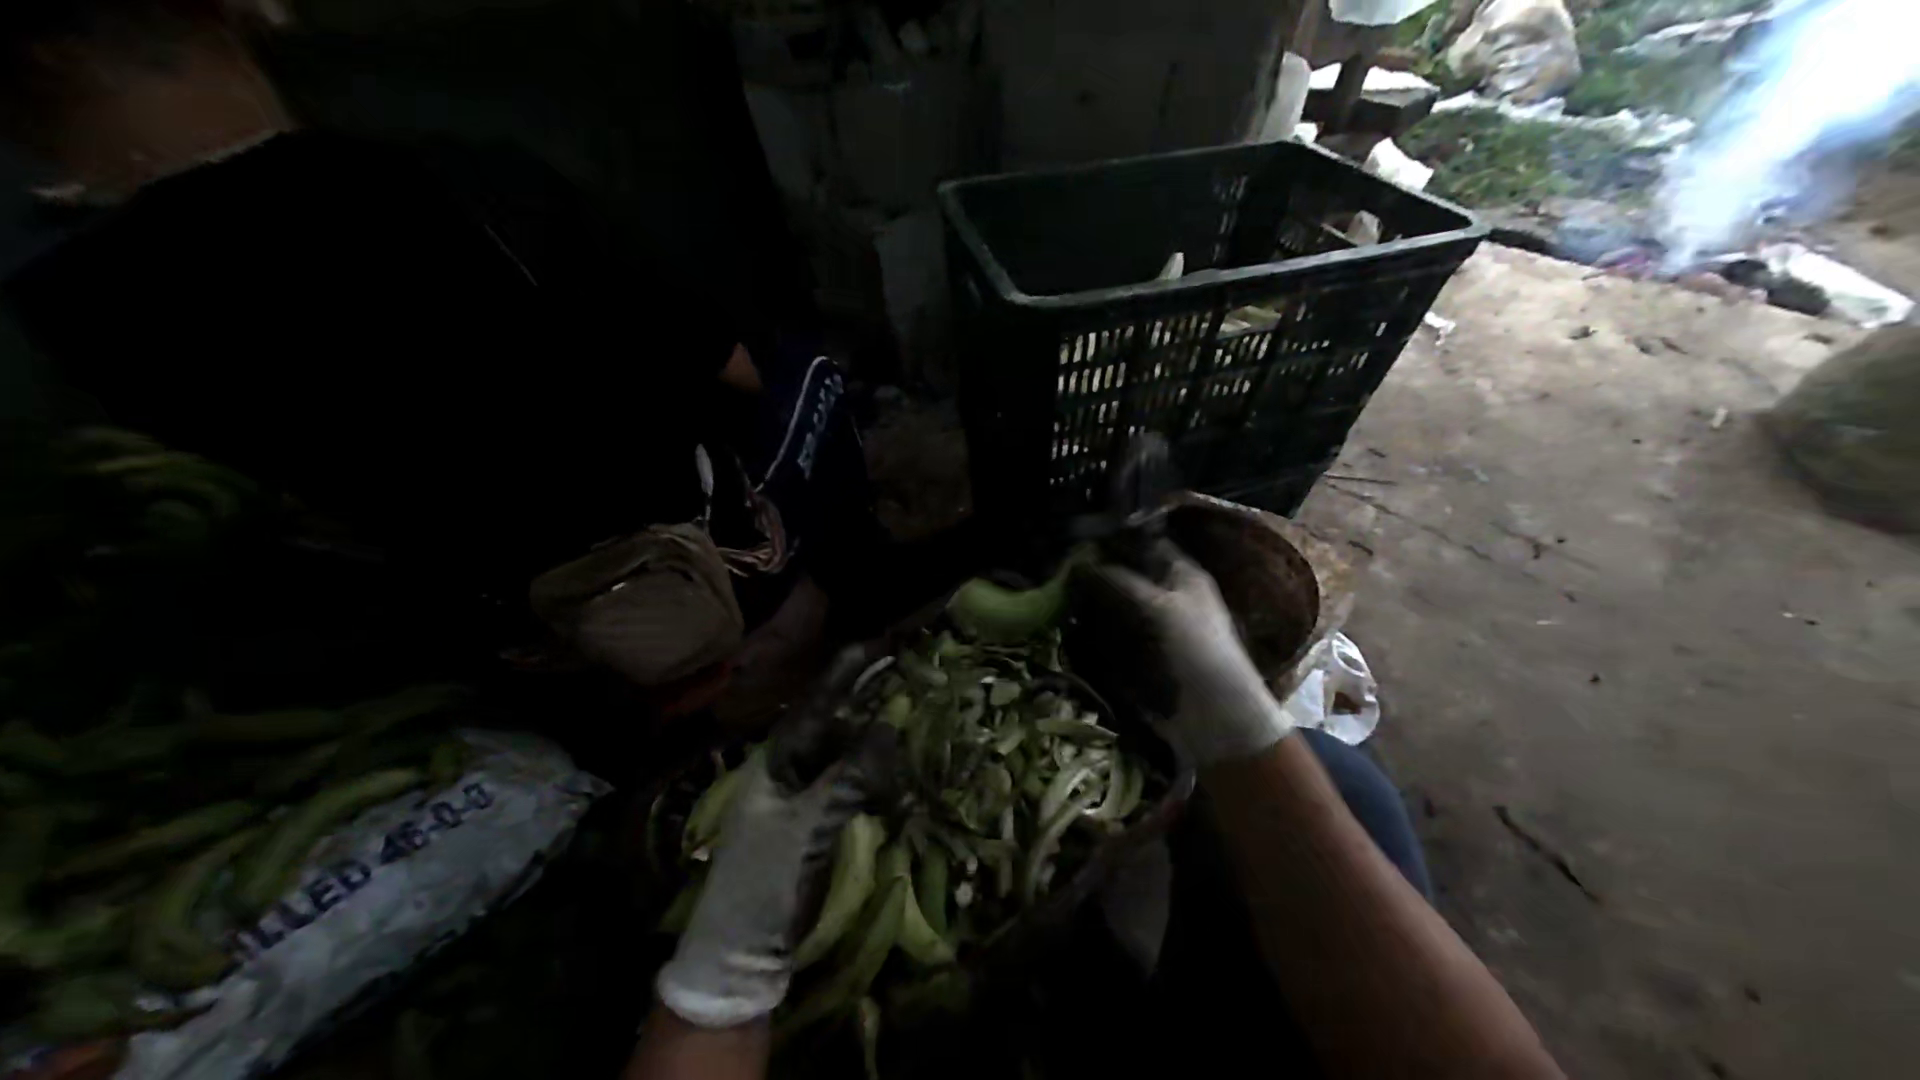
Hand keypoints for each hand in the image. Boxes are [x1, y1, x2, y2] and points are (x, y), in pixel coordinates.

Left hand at [655, 650, 895, 1028]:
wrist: (742, 949)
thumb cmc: (766, 879)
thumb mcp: (807, 825)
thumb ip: (848, 775)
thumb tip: (888, 725)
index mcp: (779, 757)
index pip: (819, 701)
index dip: (849, 671)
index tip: (882, 643)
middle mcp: (792, 766)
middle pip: (836, 720)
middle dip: (868, 694)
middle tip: (907, 668)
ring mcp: (806, 794)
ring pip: (847, 749)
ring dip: (877, 730)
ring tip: (912, 709)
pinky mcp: (820, 820)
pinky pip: (854, 782)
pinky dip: (877, 771)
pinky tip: (900, 767)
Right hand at [1072, 541, 1291, 766]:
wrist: (1213, 715)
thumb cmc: (1196, 649)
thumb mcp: (1159, 606)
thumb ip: (1120, 579)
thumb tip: (1080, 563)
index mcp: (1182, 575)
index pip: (1146, 544)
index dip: (1116, 539)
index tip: (1080, 538)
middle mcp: (1166, 594)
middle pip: (1125, 573)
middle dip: (1097, 570)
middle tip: (1061, 567)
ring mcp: (1151, 625)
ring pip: (1114, 602)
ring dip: (1090, 599)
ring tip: (1058, 593)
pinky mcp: (1138, 653)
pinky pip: (1109, 632)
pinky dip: (1092, 628)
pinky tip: (1069, 623)